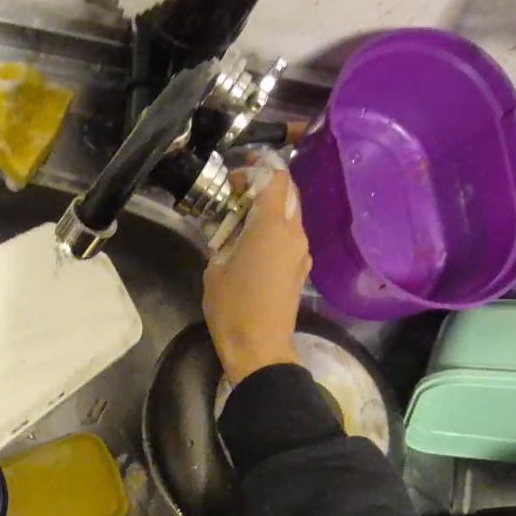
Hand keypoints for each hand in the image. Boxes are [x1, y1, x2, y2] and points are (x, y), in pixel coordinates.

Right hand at [202, 170, 311, 383]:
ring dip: (267, 209)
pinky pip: (288, 237)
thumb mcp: (215, 269)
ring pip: (289, 214)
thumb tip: (226, 225)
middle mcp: (293, 233)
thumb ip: (223, 238)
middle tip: (236, 194)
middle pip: (287, 192)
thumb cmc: (232, 308)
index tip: (237, 174)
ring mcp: (300, 251)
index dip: (259, 167)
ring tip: (239, 220)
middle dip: (263, 186)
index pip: (276, 178)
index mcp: (271, 227)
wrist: (259, 347)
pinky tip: (250, 244)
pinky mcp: (300, 268)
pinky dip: (272, 230)